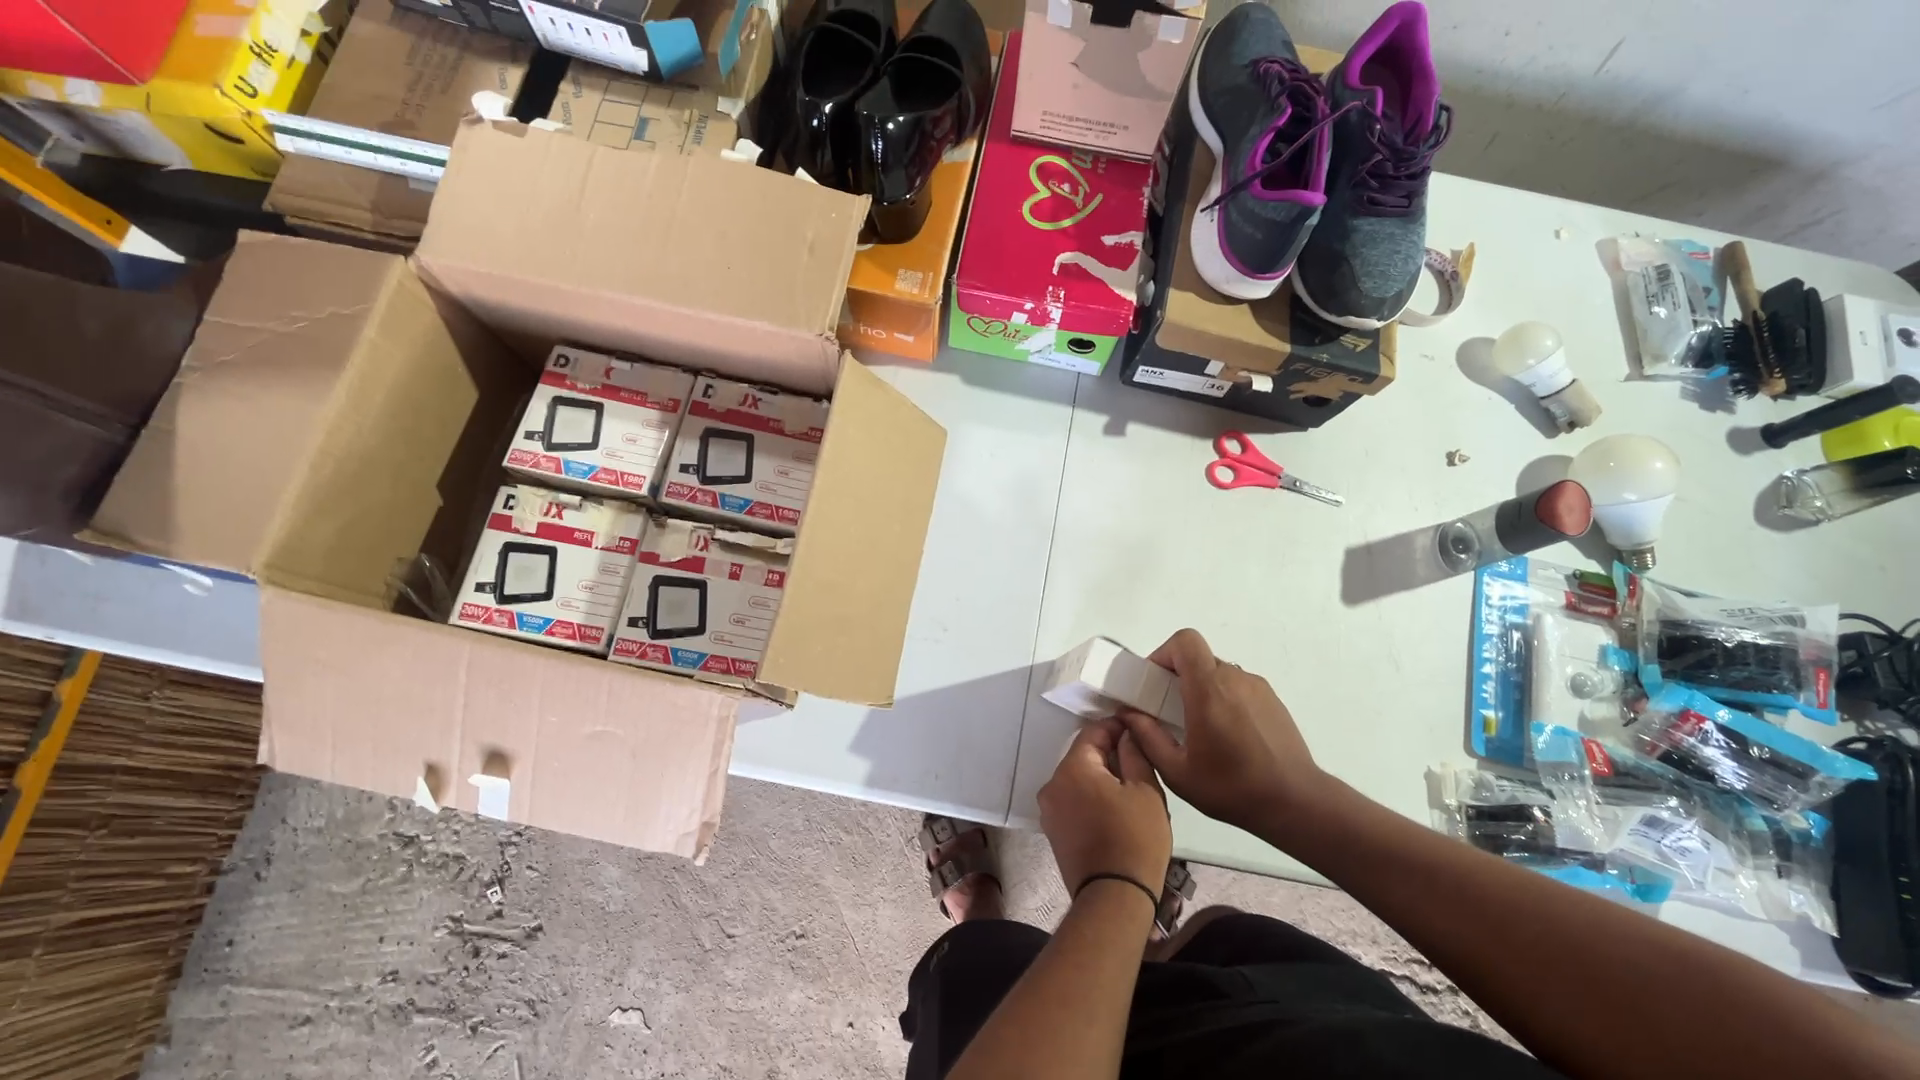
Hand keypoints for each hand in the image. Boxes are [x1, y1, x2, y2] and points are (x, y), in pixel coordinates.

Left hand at [1038, 718, 1172, 898]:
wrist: (1114, 896)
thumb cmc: (1136, 838)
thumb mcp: (1145, 790)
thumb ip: (1134, 753)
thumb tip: (1125, 734)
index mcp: (1073, 769)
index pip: (1092, 733)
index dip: (1116, 728)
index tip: (1137, 730)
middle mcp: (1052, 785)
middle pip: (1082, 757)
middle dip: (1108, 755)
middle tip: (1139, 760)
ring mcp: (1049, 810)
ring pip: (1077, 780)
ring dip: (1100, 778)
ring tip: (1131, 787)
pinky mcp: (1053, 831)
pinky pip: (1072, 802)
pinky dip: (1090, 798)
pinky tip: (1114, 809)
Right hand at [1116, 628, 1327, 837]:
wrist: (1295, 802)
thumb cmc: (1232, 788)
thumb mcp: (1177, 772)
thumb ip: (1148, 737)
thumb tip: (1129, 714)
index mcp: (1209, 690)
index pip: (1185, 642)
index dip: (1164, 654)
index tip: (1154, 682)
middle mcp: (1235, 679)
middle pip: (1198, 658)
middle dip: (1177, 677)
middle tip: (1168, 711)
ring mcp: (1258, 688)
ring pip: (1218, 673)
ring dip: (1201, 690)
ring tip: (1198, 729)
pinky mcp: (1272, 700)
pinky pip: (1237, 687)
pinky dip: (1223, 700)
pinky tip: (1225, 737)